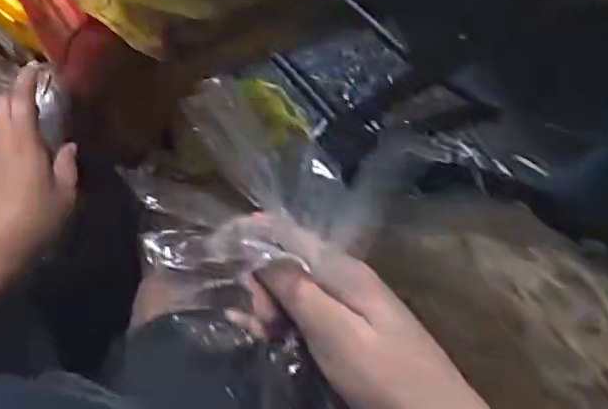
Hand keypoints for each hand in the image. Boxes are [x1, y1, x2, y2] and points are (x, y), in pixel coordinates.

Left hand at [0, 65, 78, 269]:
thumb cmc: (34, 216)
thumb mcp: (64, 195)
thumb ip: (67, 165)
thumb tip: (68, 146)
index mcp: (23, 137)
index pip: (21, 96)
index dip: (27, 79)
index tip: (35, 68)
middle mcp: (1, 136)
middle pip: (2, 100)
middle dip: (15, 92)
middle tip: (32, 95)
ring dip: (9, 114)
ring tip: (27, 125)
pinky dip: (4, 134)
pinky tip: (15, 151)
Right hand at [258, 248, 487, 408]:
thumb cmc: (389, 378)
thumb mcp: (335, 331)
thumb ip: (294, 287)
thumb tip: (258, 255)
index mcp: (342, 268)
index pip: (284, 229)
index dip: (248, 233)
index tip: (218, 250)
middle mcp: (344, 280)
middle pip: (285, 262)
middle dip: (259, 283)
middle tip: (256, 320)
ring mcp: (351, 309)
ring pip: (293, 292)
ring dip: (268, 308)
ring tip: (257, 334)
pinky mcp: (353, 338)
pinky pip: (306, 318)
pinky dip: (283, 324)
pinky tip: (266, 337)